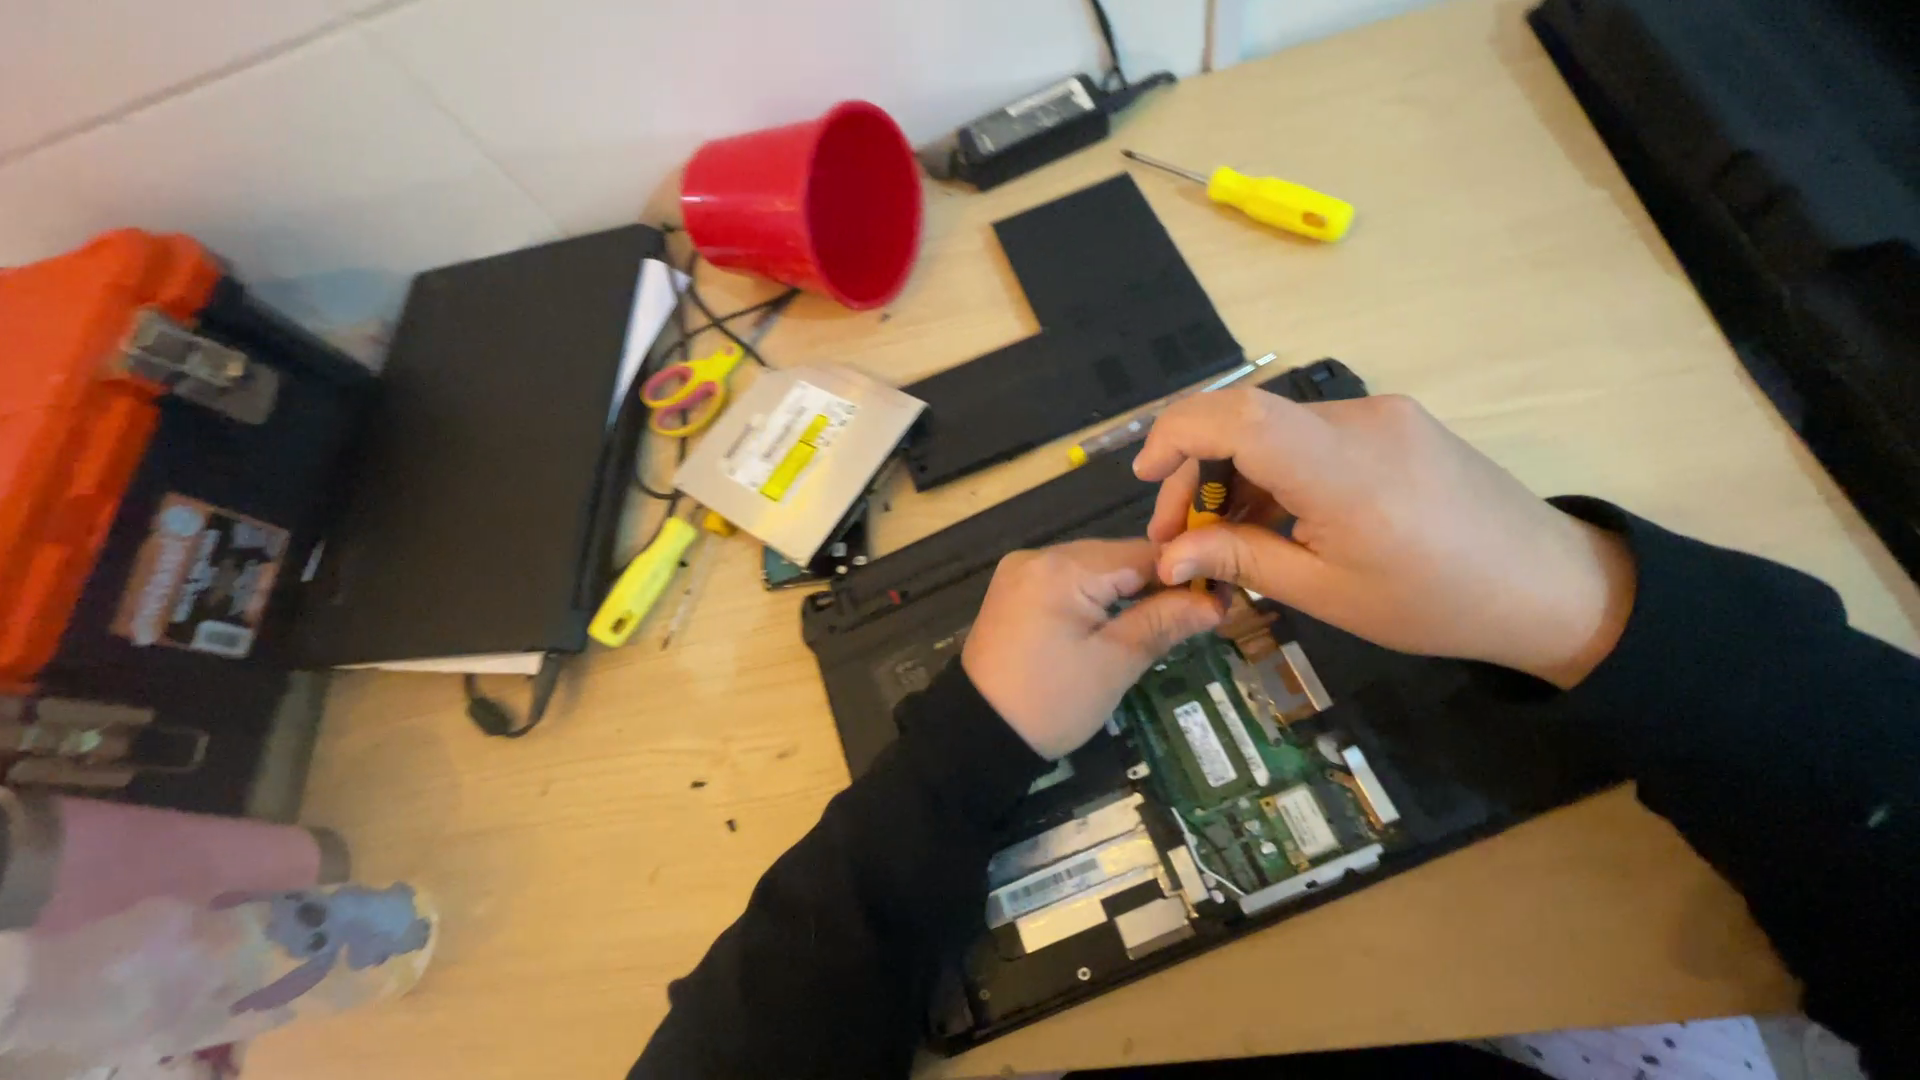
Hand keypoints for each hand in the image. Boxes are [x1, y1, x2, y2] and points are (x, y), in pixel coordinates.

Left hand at [962, 539, 1223, 758]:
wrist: (976, 734)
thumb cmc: (1051, 702)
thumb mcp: (1114, 664)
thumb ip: (1163, 622)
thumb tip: (1217, 600)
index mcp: (1063, 567)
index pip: (1142, 554)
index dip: (1185, 574)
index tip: (1220, 597)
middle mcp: (1038, 556)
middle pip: (1116, 557)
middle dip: (1156, 582)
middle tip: (1197, 614)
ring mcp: (1020, 572)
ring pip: (1092, 569)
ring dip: (1126, 590)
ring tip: (1164, 620)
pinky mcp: (1013, 591)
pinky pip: (1067, 582)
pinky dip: (1094, 597)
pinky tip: (1116, 620)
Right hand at [1133, 389, 1635, 688]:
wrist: (1551, 586)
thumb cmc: (1434, 604)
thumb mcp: (1326, 594)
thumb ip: (1240, 561)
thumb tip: (1168, 557)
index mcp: (1342, 470)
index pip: (1236, 417)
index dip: (1176, 434)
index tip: (1145, 476)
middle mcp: (1359, 421)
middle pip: (1245, 423)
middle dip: (1196, 472)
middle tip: (1179, 535)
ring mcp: (1380, 415)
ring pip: (1274, 430)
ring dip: (1234, 475)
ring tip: (1220, 535)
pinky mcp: (1393, 423)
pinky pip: (1310, 436)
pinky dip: (1273, 471)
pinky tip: (1270, 517)